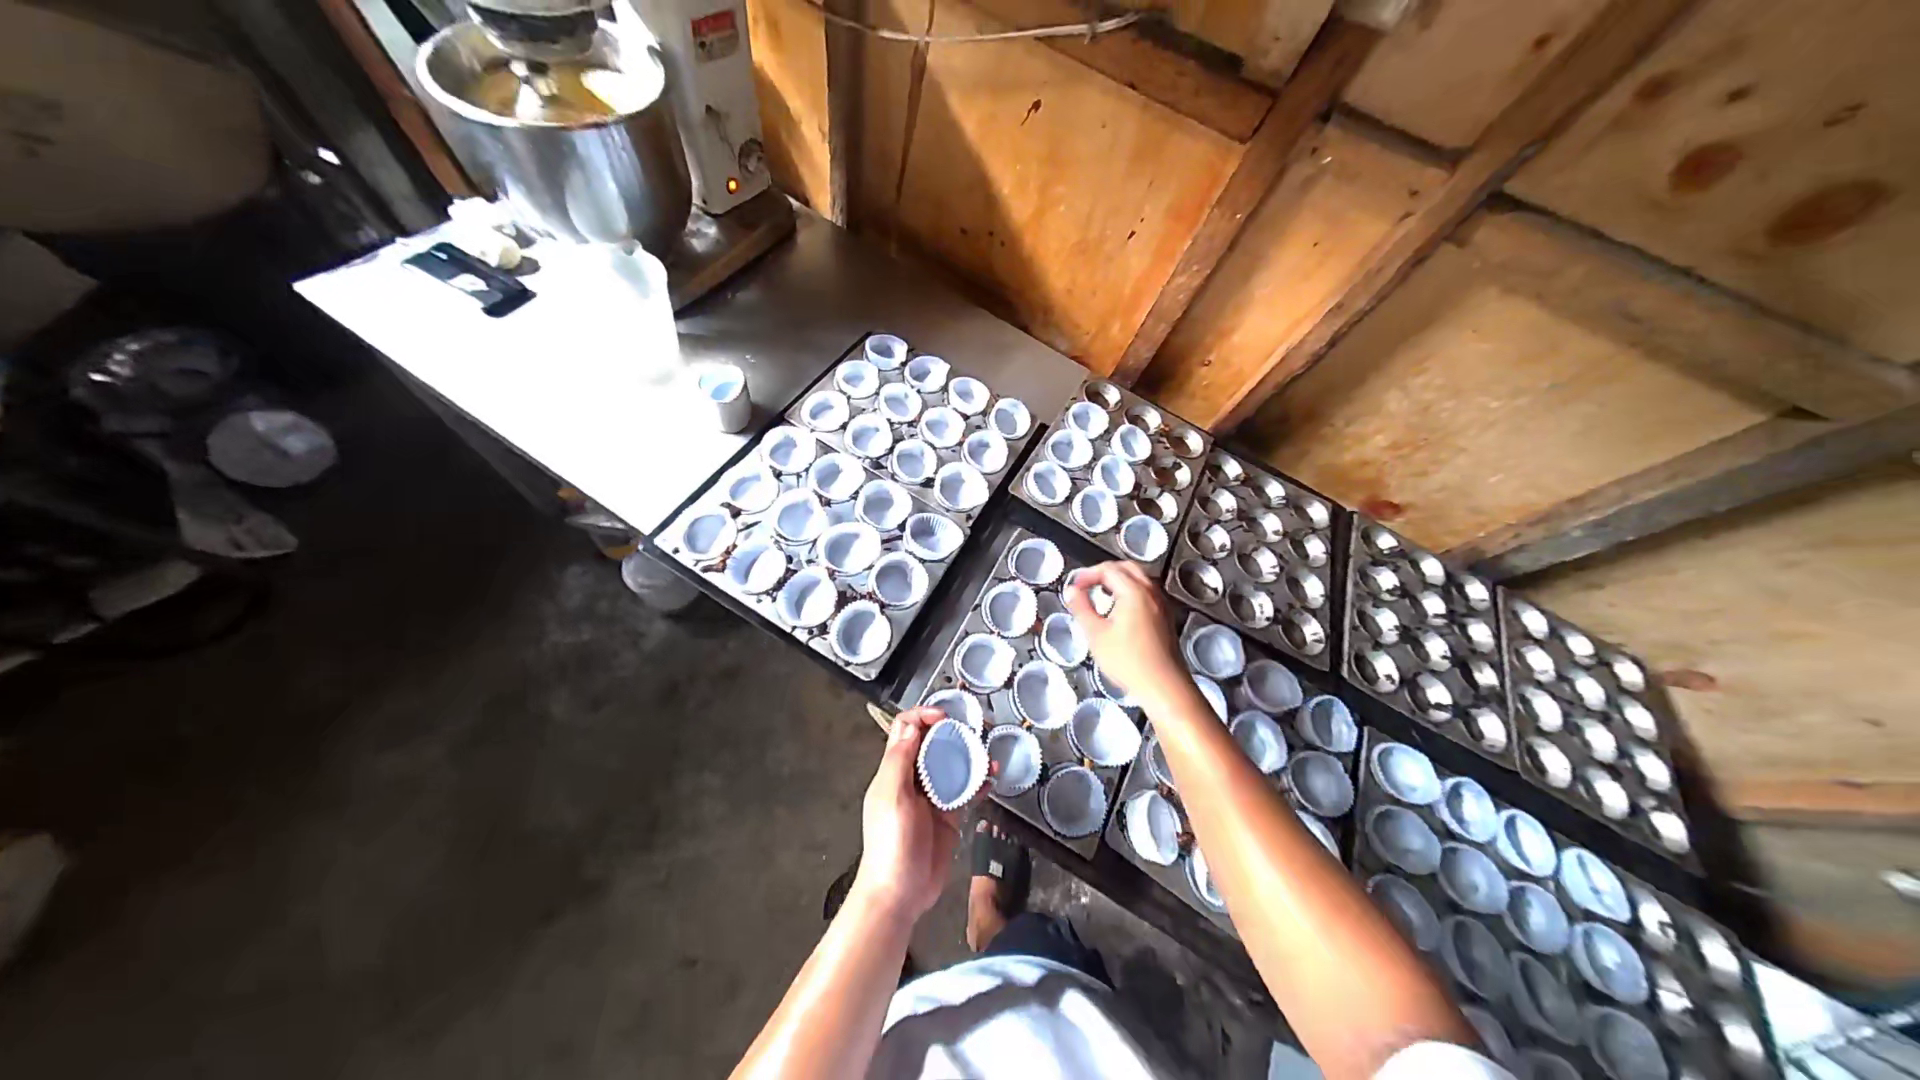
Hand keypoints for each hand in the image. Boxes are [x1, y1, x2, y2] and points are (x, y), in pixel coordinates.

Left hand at [849, 706, 968, 922]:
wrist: (900, 893)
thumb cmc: (890, 844)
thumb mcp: (892, 796)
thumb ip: (900, 759)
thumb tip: (913, 724)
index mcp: (893, 770)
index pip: (905, 729)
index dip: (923, 716)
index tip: (946, 716)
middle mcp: (912, 779)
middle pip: (932, 744)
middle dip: (952, 733)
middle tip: (975, 731)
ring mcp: (931, 797)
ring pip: (952, 765)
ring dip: (969, 757)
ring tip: (988, 756)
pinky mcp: (948, 815)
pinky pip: (965, 791)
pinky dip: (978, 783)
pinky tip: (991, 779)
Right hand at [1063, 562, 1191, 712]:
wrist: (1163, 686)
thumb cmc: (1131, 663)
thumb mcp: (1095, 634)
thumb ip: (1081, 608)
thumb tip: (1071, 591)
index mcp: (1134, 592)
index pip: (1108, 569)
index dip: (1087, 574)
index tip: (1074, 585)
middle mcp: (1151, 593)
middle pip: (1126, 568)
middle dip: (1103, 572)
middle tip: (1086, 584)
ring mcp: (1161, 605)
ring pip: (1139, 579)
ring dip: (1118, 580)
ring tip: (1100, 593)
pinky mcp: (1165, 618)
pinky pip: (1146, 593)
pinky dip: (1130, 592)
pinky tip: (1119, 609)